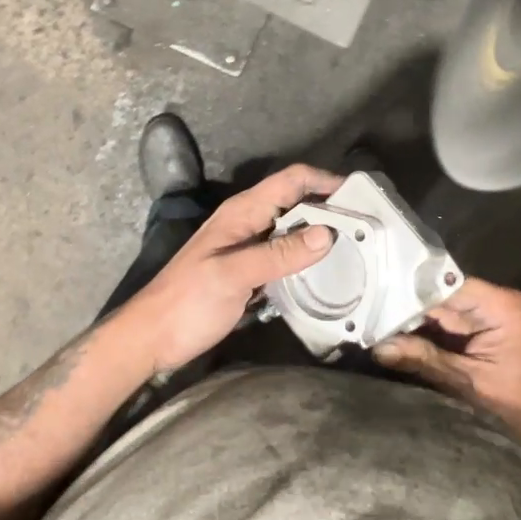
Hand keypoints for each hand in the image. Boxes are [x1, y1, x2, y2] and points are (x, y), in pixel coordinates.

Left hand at [119, 164, 344, 371]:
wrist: (151, 339)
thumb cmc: (187, 303)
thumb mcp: (233, 276)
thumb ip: (278, 254)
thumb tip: (328, 233)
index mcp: (241, 213)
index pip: (290, 180)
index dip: (325, 180)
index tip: (362, 195)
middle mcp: (247, 224)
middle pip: (296, 204)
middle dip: (330, 209)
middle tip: (369, 228)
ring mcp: (247, 250)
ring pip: (292, 233)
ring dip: (321, 237)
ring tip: (359, 251)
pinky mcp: (249, 275)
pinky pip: (285, 260)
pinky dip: (306, 262)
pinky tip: (328, 276)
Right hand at [374, 278, 520, 457]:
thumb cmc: (519, 402)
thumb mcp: (468, 380)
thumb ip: (425, 359)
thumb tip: (379, 348)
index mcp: (499, 305)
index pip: (445, 285)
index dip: (410, 292)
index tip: (375, 299)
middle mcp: (496, 302)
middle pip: (442, 297)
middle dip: (408, 309)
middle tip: (367, 315)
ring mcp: (491, 317)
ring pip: (442, 312)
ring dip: (414, 323)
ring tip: (375, 327)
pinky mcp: (485, 332)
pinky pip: (450, 326)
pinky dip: (428, 334)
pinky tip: (397, 339)